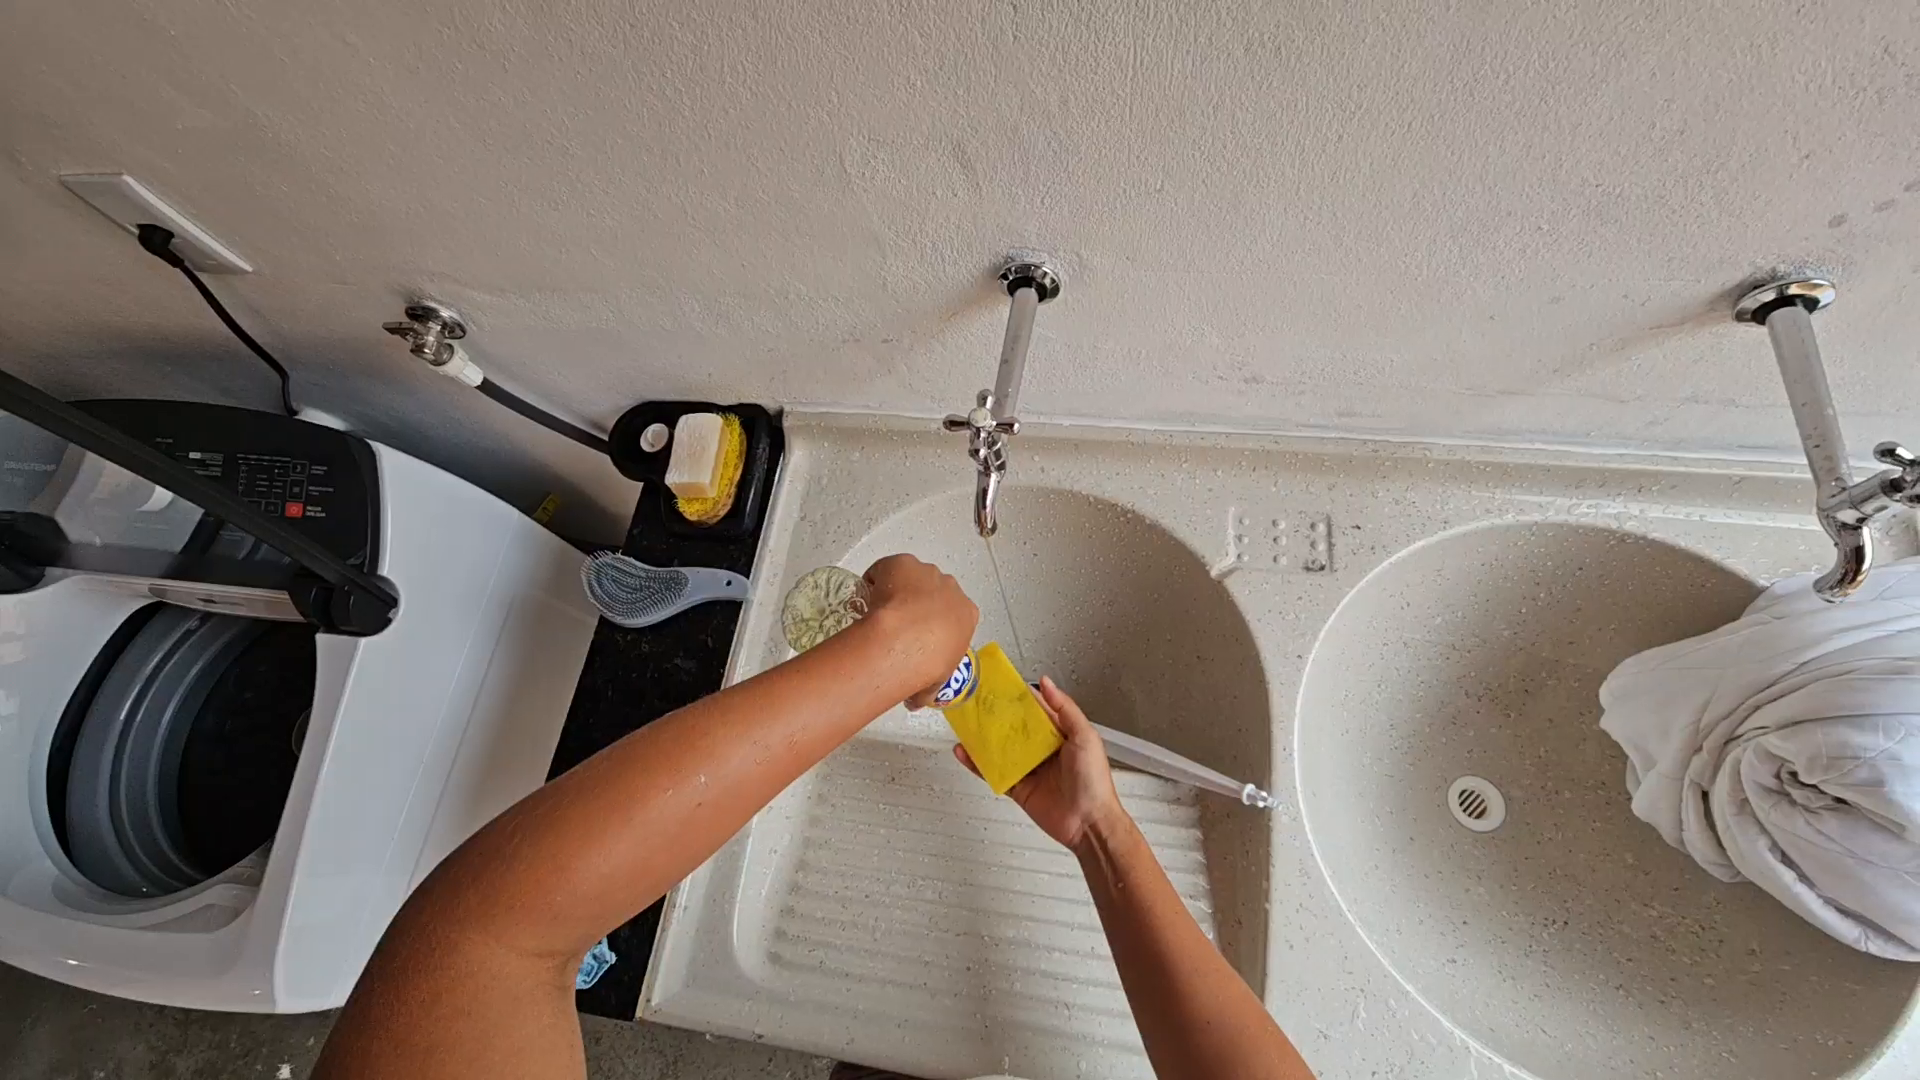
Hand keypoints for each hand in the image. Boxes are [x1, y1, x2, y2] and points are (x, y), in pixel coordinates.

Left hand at [860, 554, 977, 706]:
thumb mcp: (935, 682)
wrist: (908, 640)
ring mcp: (926, 572)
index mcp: (966, 613)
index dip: (936, 622)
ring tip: (881, 612)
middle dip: (919, 604)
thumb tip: (914, 702)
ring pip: (912, 576)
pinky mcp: (902, 563)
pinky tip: (868, 599)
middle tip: (899, 624)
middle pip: (934, 591)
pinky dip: (876, 579)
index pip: (954, 613)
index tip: (920, 634)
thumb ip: (927, 688)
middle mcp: (951, 587)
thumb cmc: (929, 663)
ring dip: (898, 590)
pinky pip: (886, 569)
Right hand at [954, 676, 1128, 851]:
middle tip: (978, 701)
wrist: (1088, 823)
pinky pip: (993, 772)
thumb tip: (1047, 683)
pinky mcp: (1017, 786)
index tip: (1003, 684)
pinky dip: (977, 764)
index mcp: (1060, 733)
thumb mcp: (1085, 736)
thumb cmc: (1093, 781)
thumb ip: (1065, 708)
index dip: (1021, 697)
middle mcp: (1043, 749)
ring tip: (966, 723)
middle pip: (1014, 727)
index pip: (1036, 709)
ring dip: (984, 737)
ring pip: (1000, 748)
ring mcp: (1028, 768)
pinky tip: (965, 753)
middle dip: (997, 715)